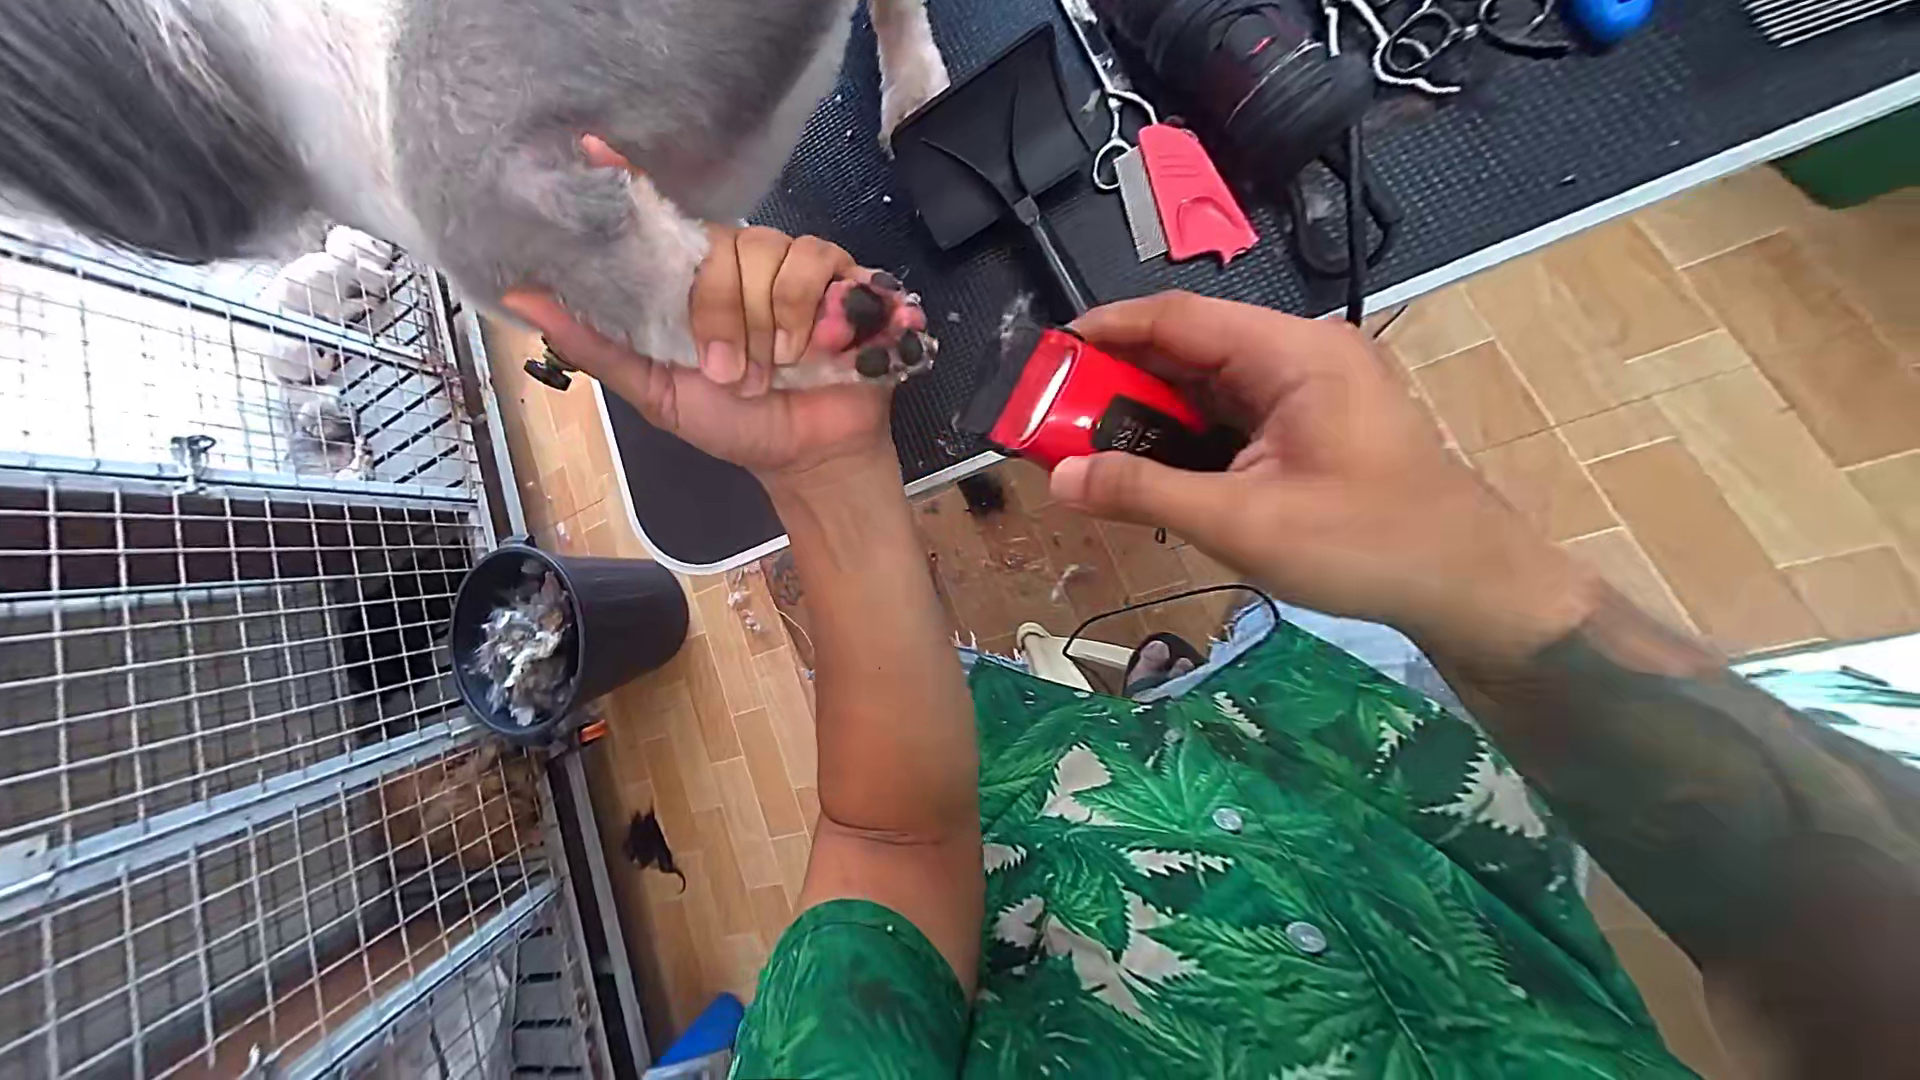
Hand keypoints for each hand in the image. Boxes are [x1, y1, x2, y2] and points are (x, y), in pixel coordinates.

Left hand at [502, 227, 895, 483]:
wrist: (810, 457)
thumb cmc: (739, 427)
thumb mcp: (660, 395)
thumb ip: (602, 349)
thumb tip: (518, 298)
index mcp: (694, 287)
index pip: (661, 222)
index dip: (630, 188)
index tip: (592, 150)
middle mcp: (742, 270)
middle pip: (726, 245)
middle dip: (729, 315)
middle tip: (735, 373)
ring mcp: (796, 275)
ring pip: (778, 252)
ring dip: (777, 320)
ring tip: (783, 367)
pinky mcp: (844, 286)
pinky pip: (827, 263)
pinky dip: (819, 308)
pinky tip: (823, 346)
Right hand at [1051, 291, 1599, 663]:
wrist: (1464, 586)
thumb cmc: (1366, 545)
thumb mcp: (1242, 522)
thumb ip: (1145, 492)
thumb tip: (1061, 479)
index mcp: (1292, 355)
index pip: (1181, 318)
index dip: (1108, 329)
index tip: (1049, 354)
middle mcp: (1294, 359)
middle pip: (1186, 350)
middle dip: (1116, 379)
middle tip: (1055, 414)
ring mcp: (1298, 394)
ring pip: (1199, 387)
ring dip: (1143, 412)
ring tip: (1085, 441)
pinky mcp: (1296, 428)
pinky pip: (1219, 419)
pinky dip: (1175, 438)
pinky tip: (1143, 465)